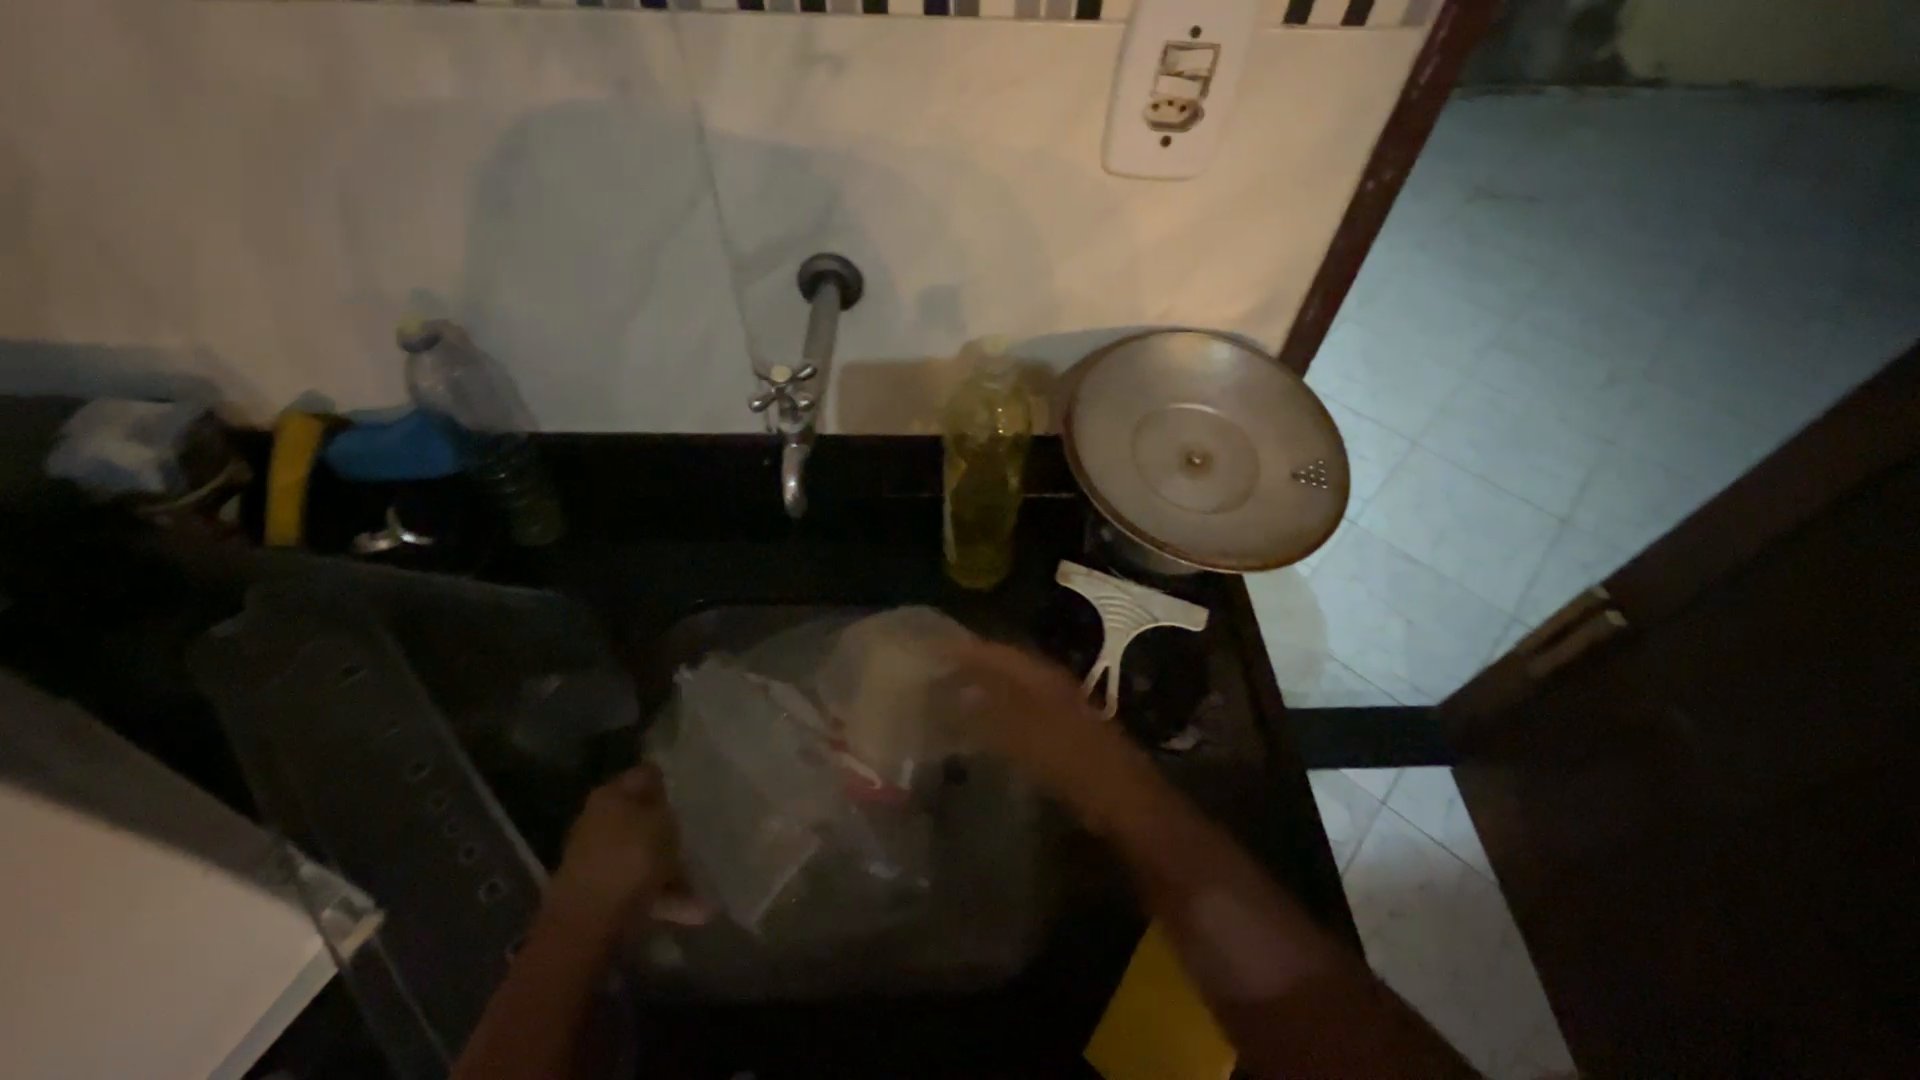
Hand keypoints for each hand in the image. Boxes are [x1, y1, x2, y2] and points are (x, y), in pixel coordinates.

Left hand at [549, 764, 707, 928]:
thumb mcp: (661, 821)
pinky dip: (665, 896)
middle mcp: (599, 823)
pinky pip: (642, 887)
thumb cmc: (630, 858)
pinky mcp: (603, 894)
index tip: (687, 795)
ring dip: (672, 869)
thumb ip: (664, 807)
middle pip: (641, 819)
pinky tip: (694, 911)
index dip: (665, 783)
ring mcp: (598, 860)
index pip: (643, 777)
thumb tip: (660, 804)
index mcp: (610, 796)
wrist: (590, 922)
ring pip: (644, 856)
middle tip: (693, 839)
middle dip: (668, 830)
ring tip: (702, 885)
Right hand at [945, 639, 1135, 800]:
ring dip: (986, 689)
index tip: (935, 648)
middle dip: (974, 665)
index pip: (999, 652)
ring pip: (1015, 688)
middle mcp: (1053, 685)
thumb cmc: (1072, 762)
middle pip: (1008, 666)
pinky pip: (1023, 711)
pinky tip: (984, 728)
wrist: (1122, 797)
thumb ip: (991, 713)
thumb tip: (959, 693)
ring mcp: (1062, 708)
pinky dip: (1000, 713)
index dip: (968, 649)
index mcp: (1044, 678)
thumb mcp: (1025, 736)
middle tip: (938, 669)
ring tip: (953, 694)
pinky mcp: (1064, 733)